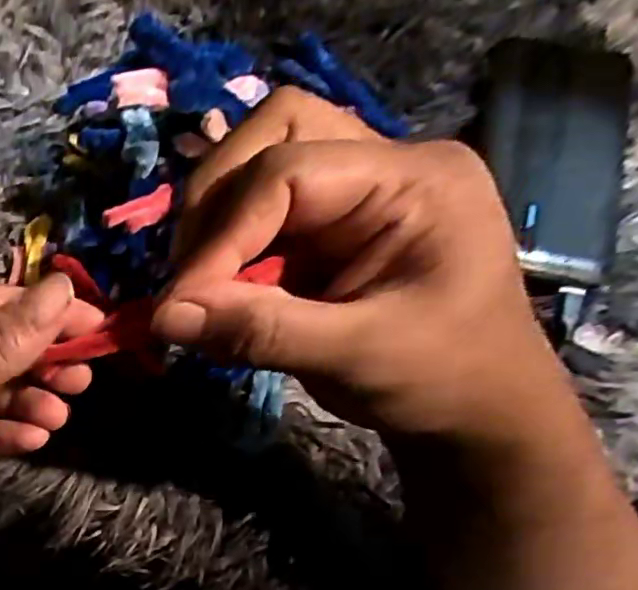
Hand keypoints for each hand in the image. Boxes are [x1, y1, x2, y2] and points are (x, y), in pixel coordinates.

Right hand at [153, 111, 577, 444]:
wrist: (474, 406)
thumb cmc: (439, 376)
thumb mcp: (353, 355)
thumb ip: (260, 330)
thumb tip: (164, 318)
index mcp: (410, 180)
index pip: (286, 171)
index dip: (220, 235)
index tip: (180, 305)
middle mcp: (378, 169)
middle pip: (270, 135)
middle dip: (212, 205)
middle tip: (188, 279)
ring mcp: (348, 198)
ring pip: (253, 170)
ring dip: (210, 228)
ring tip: (198, 292)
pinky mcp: (320, 234)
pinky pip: (251, 223)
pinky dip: (220, 258)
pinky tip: (216, 302)